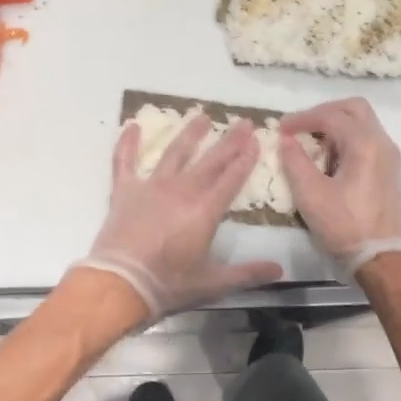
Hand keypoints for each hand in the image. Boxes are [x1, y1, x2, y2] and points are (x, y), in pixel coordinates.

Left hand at [74, 114, 283, 322]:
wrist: (120, 284)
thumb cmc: (169, 284)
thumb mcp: (213, 284)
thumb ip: (247, 274)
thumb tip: (279, 271)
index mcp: (205, 211)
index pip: (231, 179)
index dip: (246, 159)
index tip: (257, 141)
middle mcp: (181, 190)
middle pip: (210, 161)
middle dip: (229, 141)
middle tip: (244, 122)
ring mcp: (151, 187)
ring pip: (174, 152)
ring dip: (190, 133)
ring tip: (202, 115)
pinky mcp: (124, 191)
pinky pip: (125, 161)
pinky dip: (128, 143)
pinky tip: (132, 125)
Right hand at [279, 98, 400, 277]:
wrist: (380, 259)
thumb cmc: (345, 227)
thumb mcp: (311, 195)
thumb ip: (295, 162)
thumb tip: (286, 140)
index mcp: (365, 144)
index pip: (330, 116)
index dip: (303, 119)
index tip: (281, 129)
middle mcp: (383, 143)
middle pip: (353, 109)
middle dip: (324, 113)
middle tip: (301, 128)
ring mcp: (390, 157)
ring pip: (363, 124)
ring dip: (337, 127)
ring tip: (313, 147)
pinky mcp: (390, 172)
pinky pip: (369, 141)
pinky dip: (348, 141)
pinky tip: (331, 162)